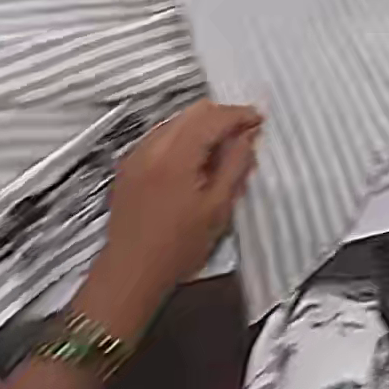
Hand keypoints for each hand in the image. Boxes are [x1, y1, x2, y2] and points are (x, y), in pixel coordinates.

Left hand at [107, 100, 263, 284]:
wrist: (129, 276)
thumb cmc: (177, 247)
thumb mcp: (218, 207)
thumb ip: (236, 164)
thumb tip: (248, 135)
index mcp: (175, 157)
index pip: (213, 118)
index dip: (240, 115)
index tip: (258, 120)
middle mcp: (152, 148)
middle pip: (194, 112)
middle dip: (222, 116)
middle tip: (244, 132)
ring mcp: (137, 155)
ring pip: (178, 119)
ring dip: (203, 124)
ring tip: (222, 146)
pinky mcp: (129, 166)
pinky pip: (162, 134)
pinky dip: (184, 135)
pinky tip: (195, 157)